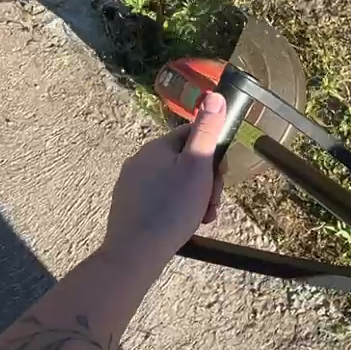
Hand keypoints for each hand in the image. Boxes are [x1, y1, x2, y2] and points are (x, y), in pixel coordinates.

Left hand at [102, 91, 227, 266]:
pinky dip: (177, 209)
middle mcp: (140, 161)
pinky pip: (161, 199)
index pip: (192, 134)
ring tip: (202, 218)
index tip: (221, 173)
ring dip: (195, 197)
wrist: (135, 253)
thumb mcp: (197, 166)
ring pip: (175, 182)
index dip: (212, 152)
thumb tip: (214, 95)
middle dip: (205, 180)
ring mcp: (132, 185)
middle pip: (184, 160)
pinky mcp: (129, 207)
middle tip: (213, 202)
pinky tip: (186, 226)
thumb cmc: (172, 207)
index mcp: (156, 147)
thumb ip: (207, 130)